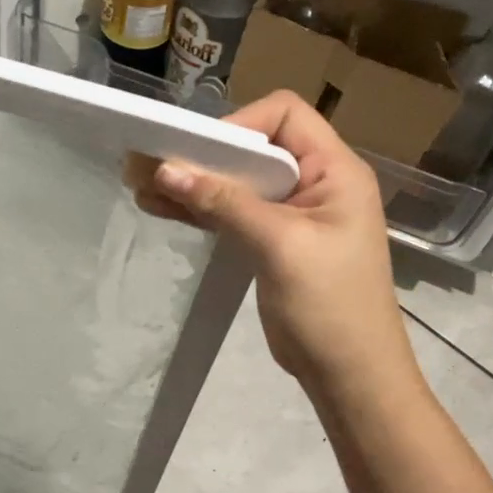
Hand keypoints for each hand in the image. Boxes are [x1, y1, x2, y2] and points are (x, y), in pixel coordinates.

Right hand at [130, 91, 410, 387]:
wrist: (351, 378)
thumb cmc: (330, 305)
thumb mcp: (278, 246)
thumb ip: (224, 203)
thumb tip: (165, 169)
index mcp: (335, 170)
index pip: (285, 114)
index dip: (241, 123)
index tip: (202, 153)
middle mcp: (316, 182)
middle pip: (255, 146)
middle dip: (205, 154)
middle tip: (153, 163)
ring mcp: (293, 212)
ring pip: (238, 180)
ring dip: (194, 182)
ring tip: (141, 184)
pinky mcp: (273, 240)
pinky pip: (233, 211)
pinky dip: (200, 208)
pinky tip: (159, 207)